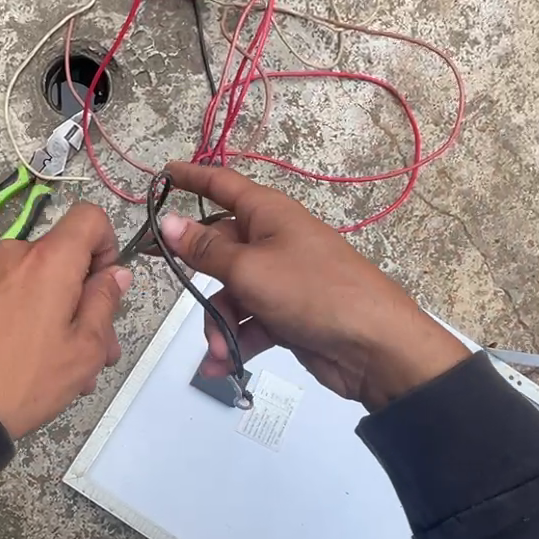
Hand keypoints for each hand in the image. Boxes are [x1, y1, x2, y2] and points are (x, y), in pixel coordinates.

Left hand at [0, 201, 131, 437]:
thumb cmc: (15, 382)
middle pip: (62, 259)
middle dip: (84, 298)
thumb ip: (104, 303)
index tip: (106, 283)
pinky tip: (21, 358)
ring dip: (53, 314)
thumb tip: (114, 275)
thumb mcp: (82, 350)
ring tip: (57, 363)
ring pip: (34, 282)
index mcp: (48, 261)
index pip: (90, 217)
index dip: (107, 245)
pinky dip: (21, 316)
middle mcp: (12, 256)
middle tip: (94, 348)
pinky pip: (5, 294)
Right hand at [158, 161, 468, 409]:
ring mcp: (280, 279)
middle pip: (218, 247)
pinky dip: (235, 341)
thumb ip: (204, 250)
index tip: (162, 173)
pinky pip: (247, 321)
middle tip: (164, 278)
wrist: (375, 347)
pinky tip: (222, 365)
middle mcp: (272, 241)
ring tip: (219, 350)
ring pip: (230, 292)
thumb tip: (168, 221)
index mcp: (267, 215)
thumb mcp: (249, 269)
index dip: (192, 178)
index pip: (222, 185)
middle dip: (196, 273)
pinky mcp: (285, 315)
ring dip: (217, 321)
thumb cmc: (312, 292)